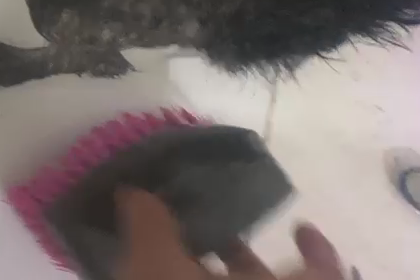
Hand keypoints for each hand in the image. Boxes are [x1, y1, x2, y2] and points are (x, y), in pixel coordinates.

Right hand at [114, 188, 345, 279]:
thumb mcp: (157, 258)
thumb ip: (149, 218)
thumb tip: (138, 189)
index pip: (323, 273)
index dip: (316, 250)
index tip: (300, 225)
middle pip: (271, 277)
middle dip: (241, 253)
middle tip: (210, 228)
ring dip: (215, 269)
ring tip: (176, 249)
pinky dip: (191, 278)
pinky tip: (162, 270)